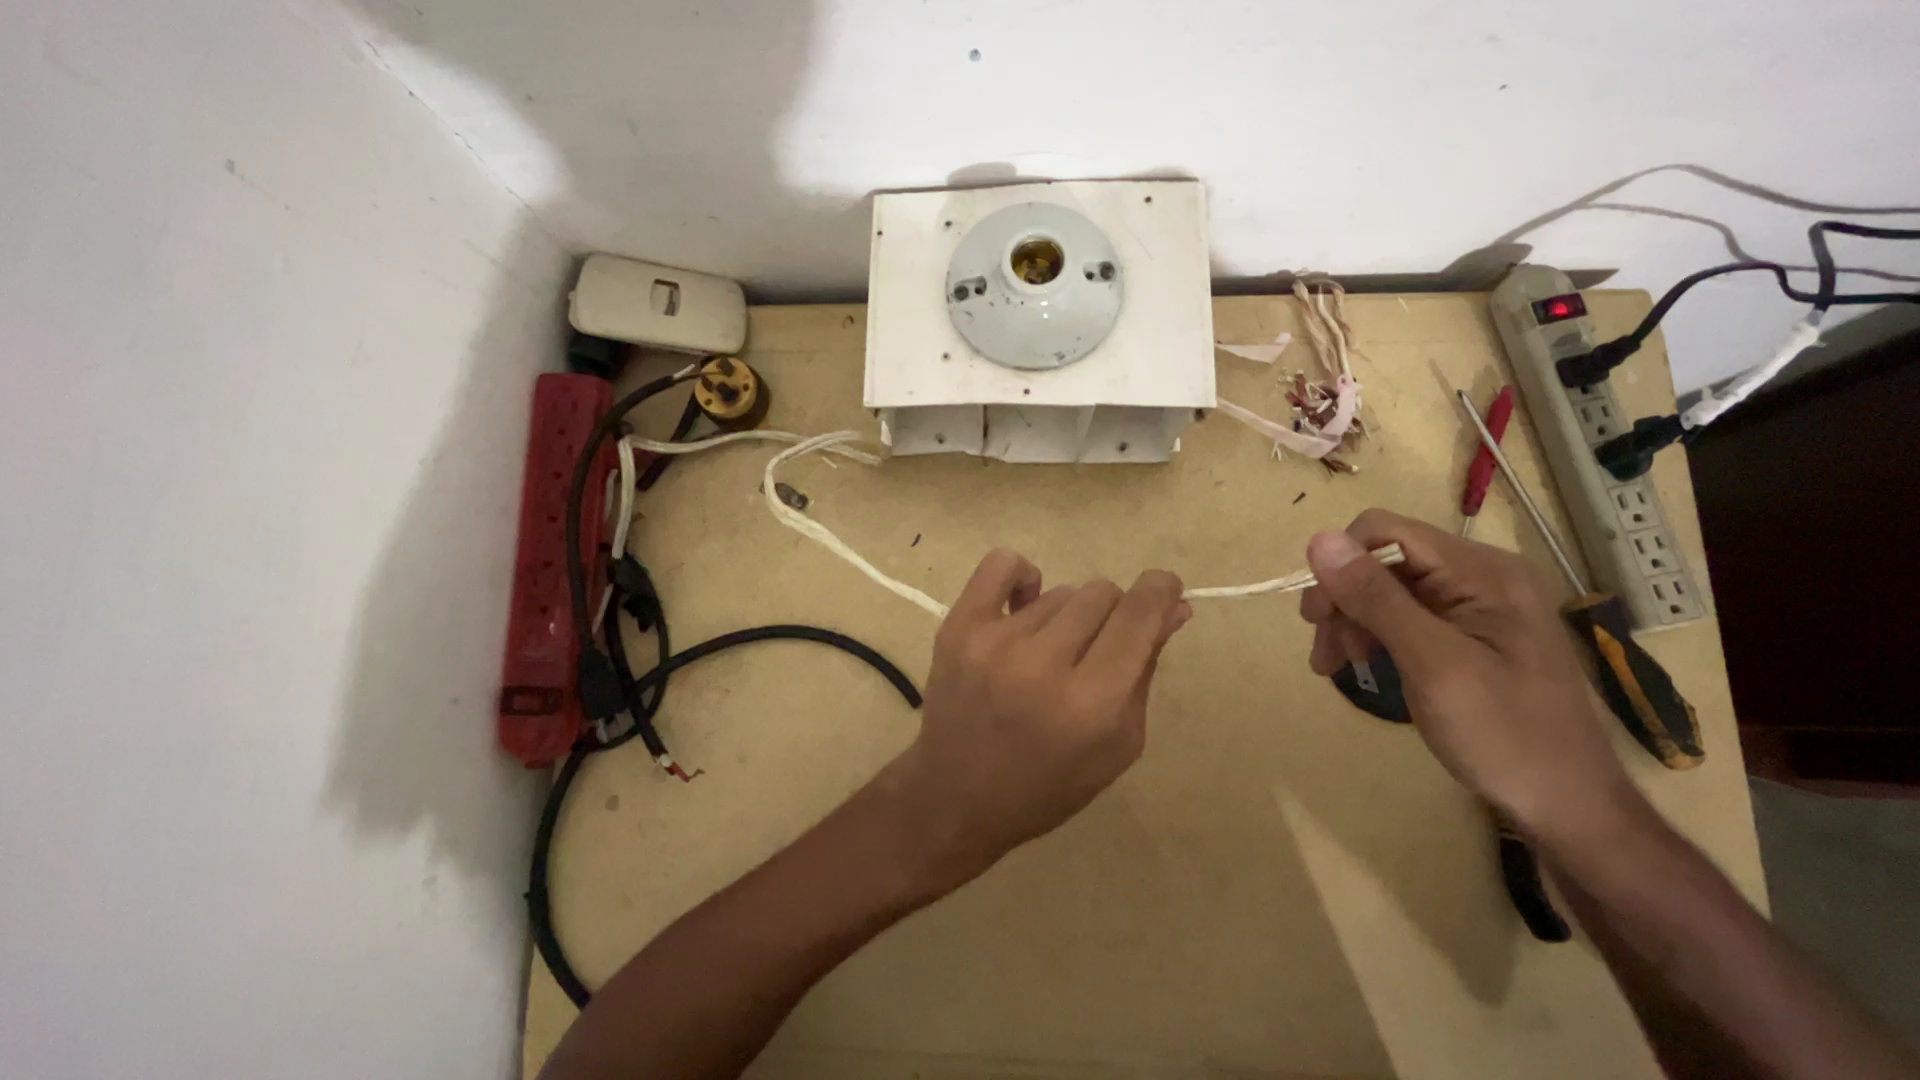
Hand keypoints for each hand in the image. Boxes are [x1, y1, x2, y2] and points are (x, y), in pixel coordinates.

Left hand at [885, 549, 1190, 885]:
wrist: (956, 795)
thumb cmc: (1048, 784)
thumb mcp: (1117, 744)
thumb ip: (1146, 673)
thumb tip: (1174, 609)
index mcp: (1091, 703)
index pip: (1139, 615)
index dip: (1161, 591)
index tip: (1166, 589)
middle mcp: (1044, 664)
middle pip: (1102, 595)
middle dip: (1112, 616)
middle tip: (1095, 649)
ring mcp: (996, 642)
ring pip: (1060, 592)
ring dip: (1067, 616)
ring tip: (1050, 653)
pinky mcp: (958, 628)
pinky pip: (1002, 566)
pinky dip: (1021, 576)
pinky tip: (1023, 605)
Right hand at [1298, 509, 1636, 840]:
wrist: (1568, 805)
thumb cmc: (1504, 734)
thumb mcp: (1432, 663)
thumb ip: (1377, 599)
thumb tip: (1318, 539)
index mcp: (1484, 572)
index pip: (1387, 532)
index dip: (1341, 565)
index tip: (1317, 619)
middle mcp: (1483, 576)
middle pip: (1386, 560)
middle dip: (1345, 600)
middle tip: (1324, 653)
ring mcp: (1480, 606)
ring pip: (1391, 589)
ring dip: (1354, 621)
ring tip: (1337, 667)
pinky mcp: (1473, 634)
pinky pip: (1409, 616)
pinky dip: (1377, 636)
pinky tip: (1365, 666)